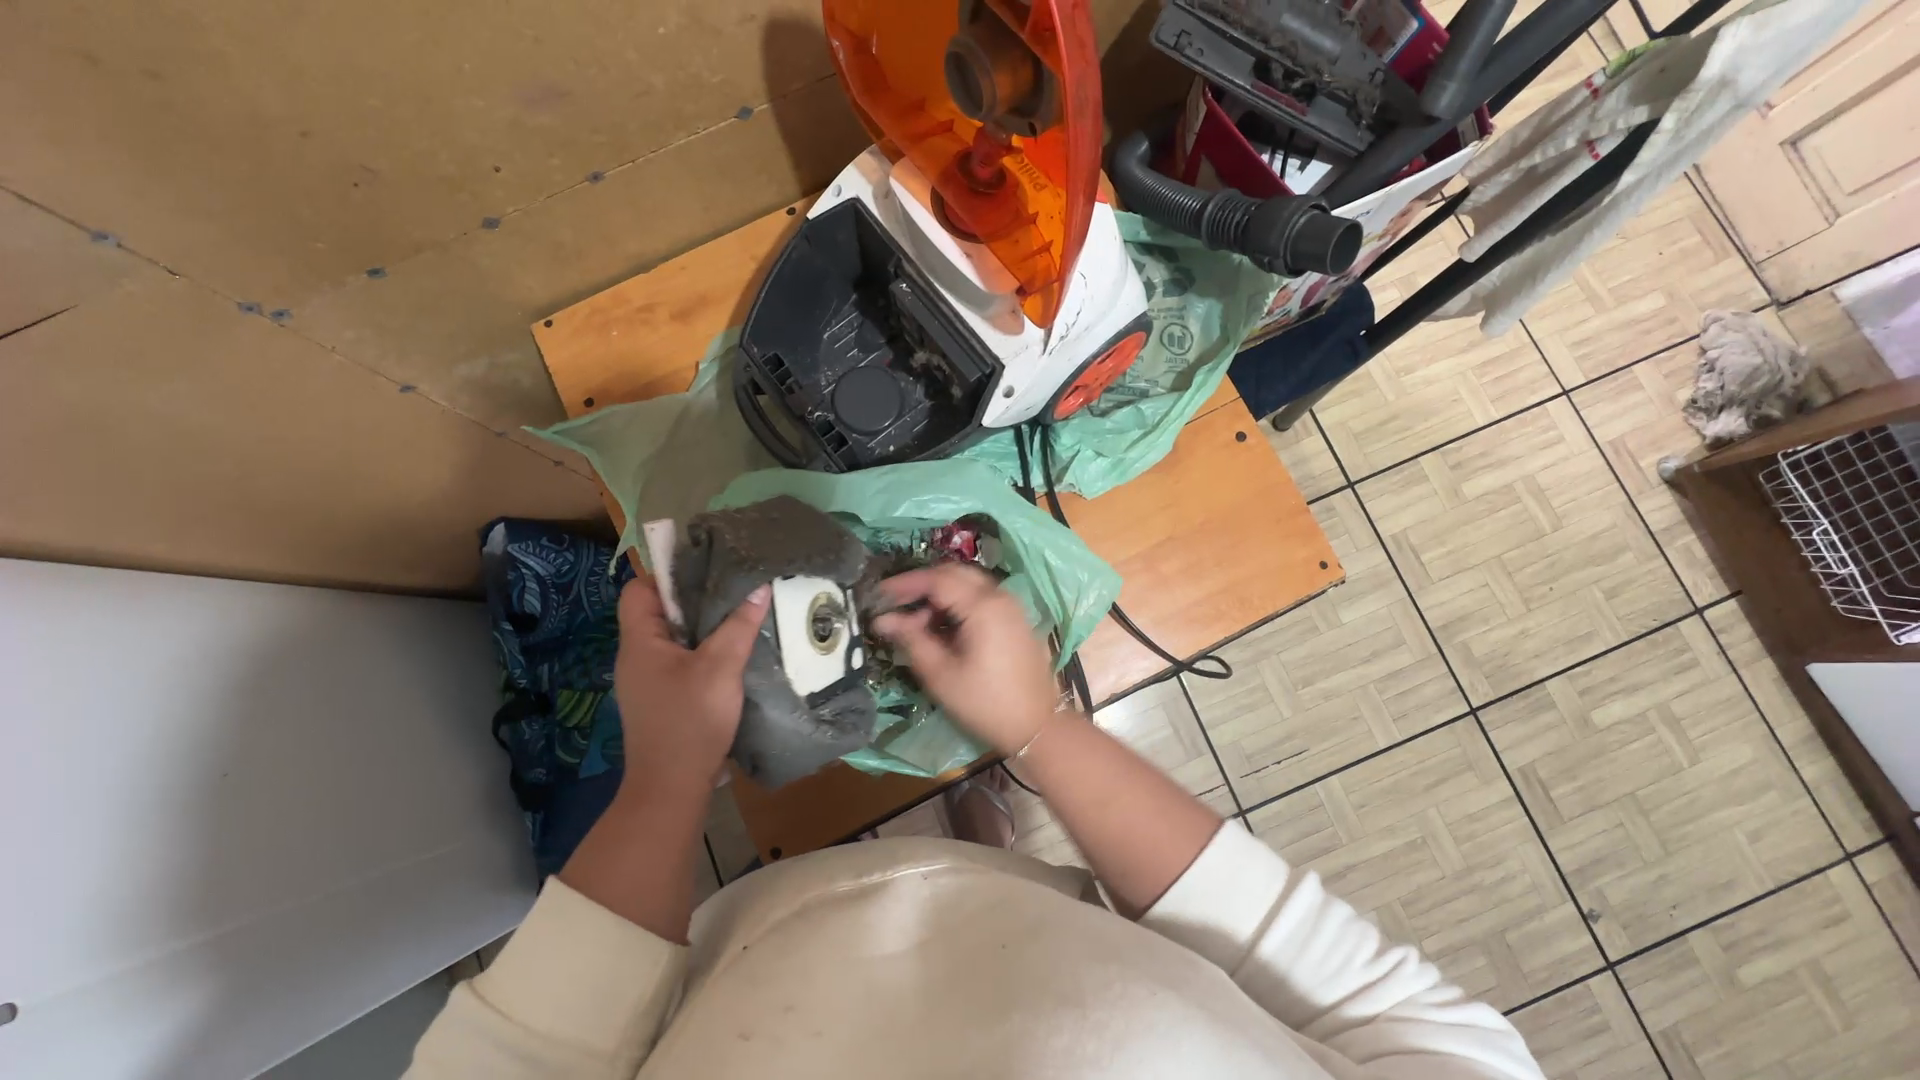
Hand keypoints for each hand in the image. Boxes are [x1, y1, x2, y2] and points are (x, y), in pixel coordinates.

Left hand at [613, 577, 769, 794]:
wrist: (671, 787)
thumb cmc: (689, 720)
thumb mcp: (720, 668)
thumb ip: (739, 626)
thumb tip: (760, 588)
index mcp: (639, 642)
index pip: (638, 589)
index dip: (666, 574)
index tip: (705, 568)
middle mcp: (636, 658)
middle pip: (659, 613)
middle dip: (695, 599)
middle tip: (733, 588)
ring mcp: (647, 682)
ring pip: (674, 640)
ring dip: (703, 629)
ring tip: (740, 616)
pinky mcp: (662, 701)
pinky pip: (681, 664)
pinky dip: (704, 654)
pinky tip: (734, 656)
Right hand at [871, 563, 1061, 755]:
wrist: (1037, 726)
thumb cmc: (985, 703)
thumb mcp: (941, 674)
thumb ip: (911, 640)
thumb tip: (883, 619)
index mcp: (983, 606)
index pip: (937, 579)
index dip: (904, 584)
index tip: (878, 594)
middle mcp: (1001, 597)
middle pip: (955, 574)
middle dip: (923, 585)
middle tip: (896, 604)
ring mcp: (1013, 607)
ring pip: (970, 584)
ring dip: (941, 594)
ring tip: (917, 621)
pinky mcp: (1017, 620)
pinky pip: (983, 598)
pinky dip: (959, 603)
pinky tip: (943, 627)